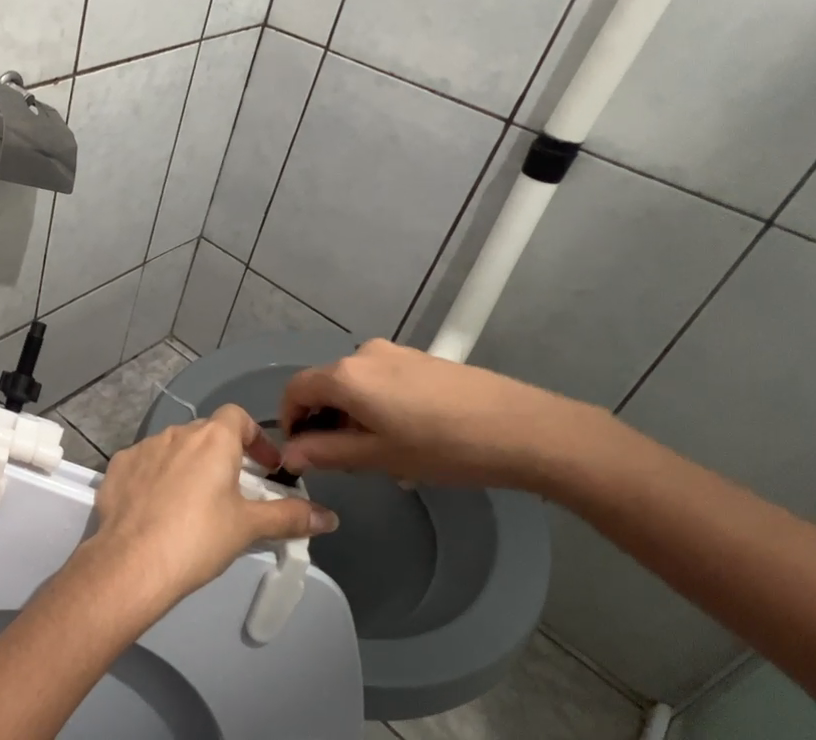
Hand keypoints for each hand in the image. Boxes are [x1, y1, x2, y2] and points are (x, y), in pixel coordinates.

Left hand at [89, 404, 338, 605]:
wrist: (132, 561)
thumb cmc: (199, 538)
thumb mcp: (249, 528)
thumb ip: (290, 517)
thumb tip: (329, 517)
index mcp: (212, 439)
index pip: (237, 416)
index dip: (255, 437)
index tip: (266, 467)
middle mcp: (176, 433)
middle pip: (206, 433)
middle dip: (223, 456)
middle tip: (235, 492)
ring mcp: (142, 448)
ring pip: (173, 448)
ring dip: (188, 466)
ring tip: (196, 505)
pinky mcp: (118, 467)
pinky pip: (144, 465)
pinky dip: (156, 478)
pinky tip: (159, 509)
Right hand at [278, 338, 608, 490]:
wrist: (525, 429)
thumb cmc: (445, 448)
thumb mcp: (378, 457)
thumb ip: (326, 453)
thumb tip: (289, 454)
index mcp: (345, 375)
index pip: (295, 390)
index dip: (289, 421)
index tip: (301, 453)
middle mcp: (363, 355)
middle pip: (324, 385)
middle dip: (323, 421)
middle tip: (341, 462)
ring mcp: (396, 353)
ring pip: (355, 385)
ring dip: (352, 415)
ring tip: (379, 454)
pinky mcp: (422, 360)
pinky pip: (381, 380)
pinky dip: (376, 405)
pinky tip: (407, 436)